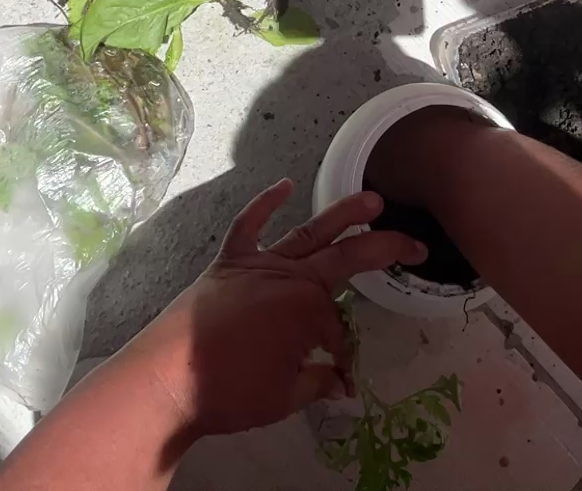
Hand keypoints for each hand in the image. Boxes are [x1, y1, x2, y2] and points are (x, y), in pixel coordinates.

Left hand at [124, 179, 426, 440]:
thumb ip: (318, 382)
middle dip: (386, 248)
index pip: (339, 326)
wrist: (166, 380)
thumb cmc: (227, 392)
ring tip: (372, 200)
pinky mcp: (230, 261)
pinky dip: (265, 204)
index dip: (343, 352)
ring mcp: (260, 264)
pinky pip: (249, 226)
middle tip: (415, 244)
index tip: (339, 373)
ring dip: (343, 214)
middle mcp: (292, 278)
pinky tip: (284, 184)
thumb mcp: (284, 398)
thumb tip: (343, 385)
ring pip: (310, 233)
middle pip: (348, 258)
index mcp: (308, 310)